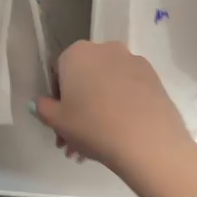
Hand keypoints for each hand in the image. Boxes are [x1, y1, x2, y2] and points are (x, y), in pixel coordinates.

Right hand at [34, 40, 196, 177]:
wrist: (147, 142)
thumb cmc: (92, 126)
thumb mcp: (56, 121)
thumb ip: (43, 108)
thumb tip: (42, 103)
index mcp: (77, 53)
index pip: (59, 72)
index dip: (57, 99)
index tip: (61, 120)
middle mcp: (106, 49)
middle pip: (85, 79)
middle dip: (78, 108)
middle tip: (75, 139)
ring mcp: (133, 62)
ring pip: (108, 87)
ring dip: (99, 111)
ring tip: (96, 147)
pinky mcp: (154, 78)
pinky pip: (128, 91)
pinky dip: (121, 108)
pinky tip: (119, 135)